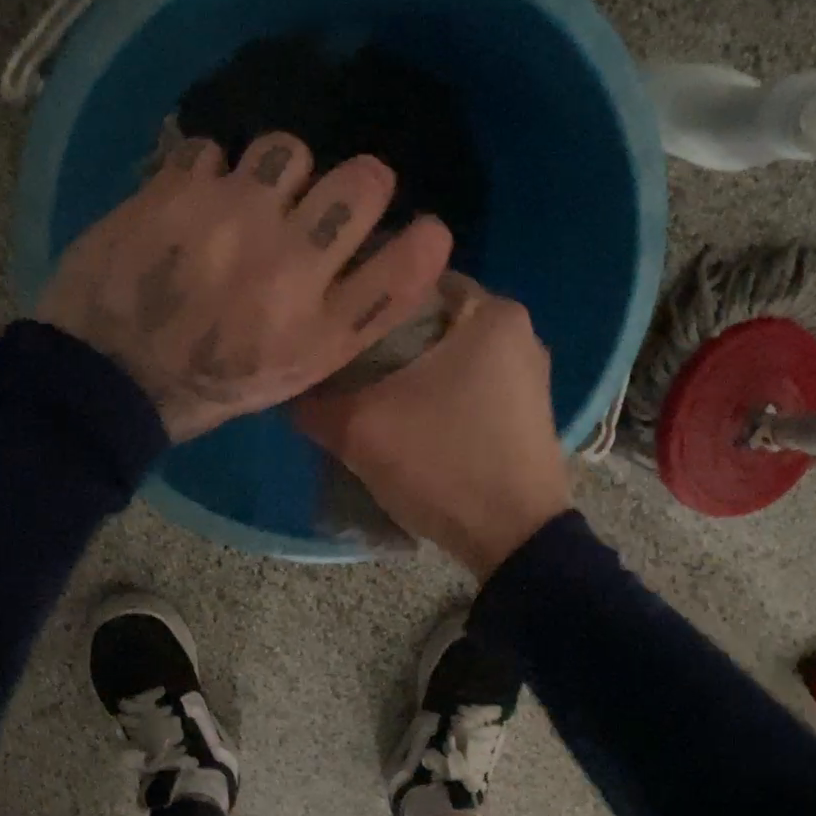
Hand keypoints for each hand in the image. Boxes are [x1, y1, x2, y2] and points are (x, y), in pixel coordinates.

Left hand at [35, 133, 454, 441]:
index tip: (416, 231)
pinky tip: (189, 207)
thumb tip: (377, 254)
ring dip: (275, 172)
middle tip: (318, 205)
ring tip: (246, 202)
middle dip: (354, 184)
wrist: (105, 376)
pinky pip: (212, 148)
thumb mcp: (286, 377)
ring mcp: (231, 221)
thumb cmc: (204, 386)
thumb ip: (340, 321)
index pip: (407, 265)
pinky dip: (205, 174)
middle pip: (364, 182)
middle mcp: (289, 269)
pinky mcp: (175, 190)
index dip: (423, 238)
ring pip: (287, 150)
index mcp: (318, 332)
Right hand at [296, 275, 571, 579]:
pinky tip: (409, 415)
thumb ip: (314, 400)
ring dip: (412, 368)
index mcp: (488, 311)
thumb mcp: (360, 430)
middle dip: (385, 338)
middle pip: (431, 317)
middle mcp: (518, 329)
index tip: (330, 321)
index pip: (410, 276)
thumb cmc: (443, 465)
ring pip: (451, 353)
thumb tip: (286, 384)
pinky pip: (472, 382)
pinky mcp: (529, 409)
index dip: (364, 297)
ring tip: (367, 390)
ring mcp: (529, 372)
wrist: (513, 539)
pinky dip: (439, 391)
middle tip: (340, 360)